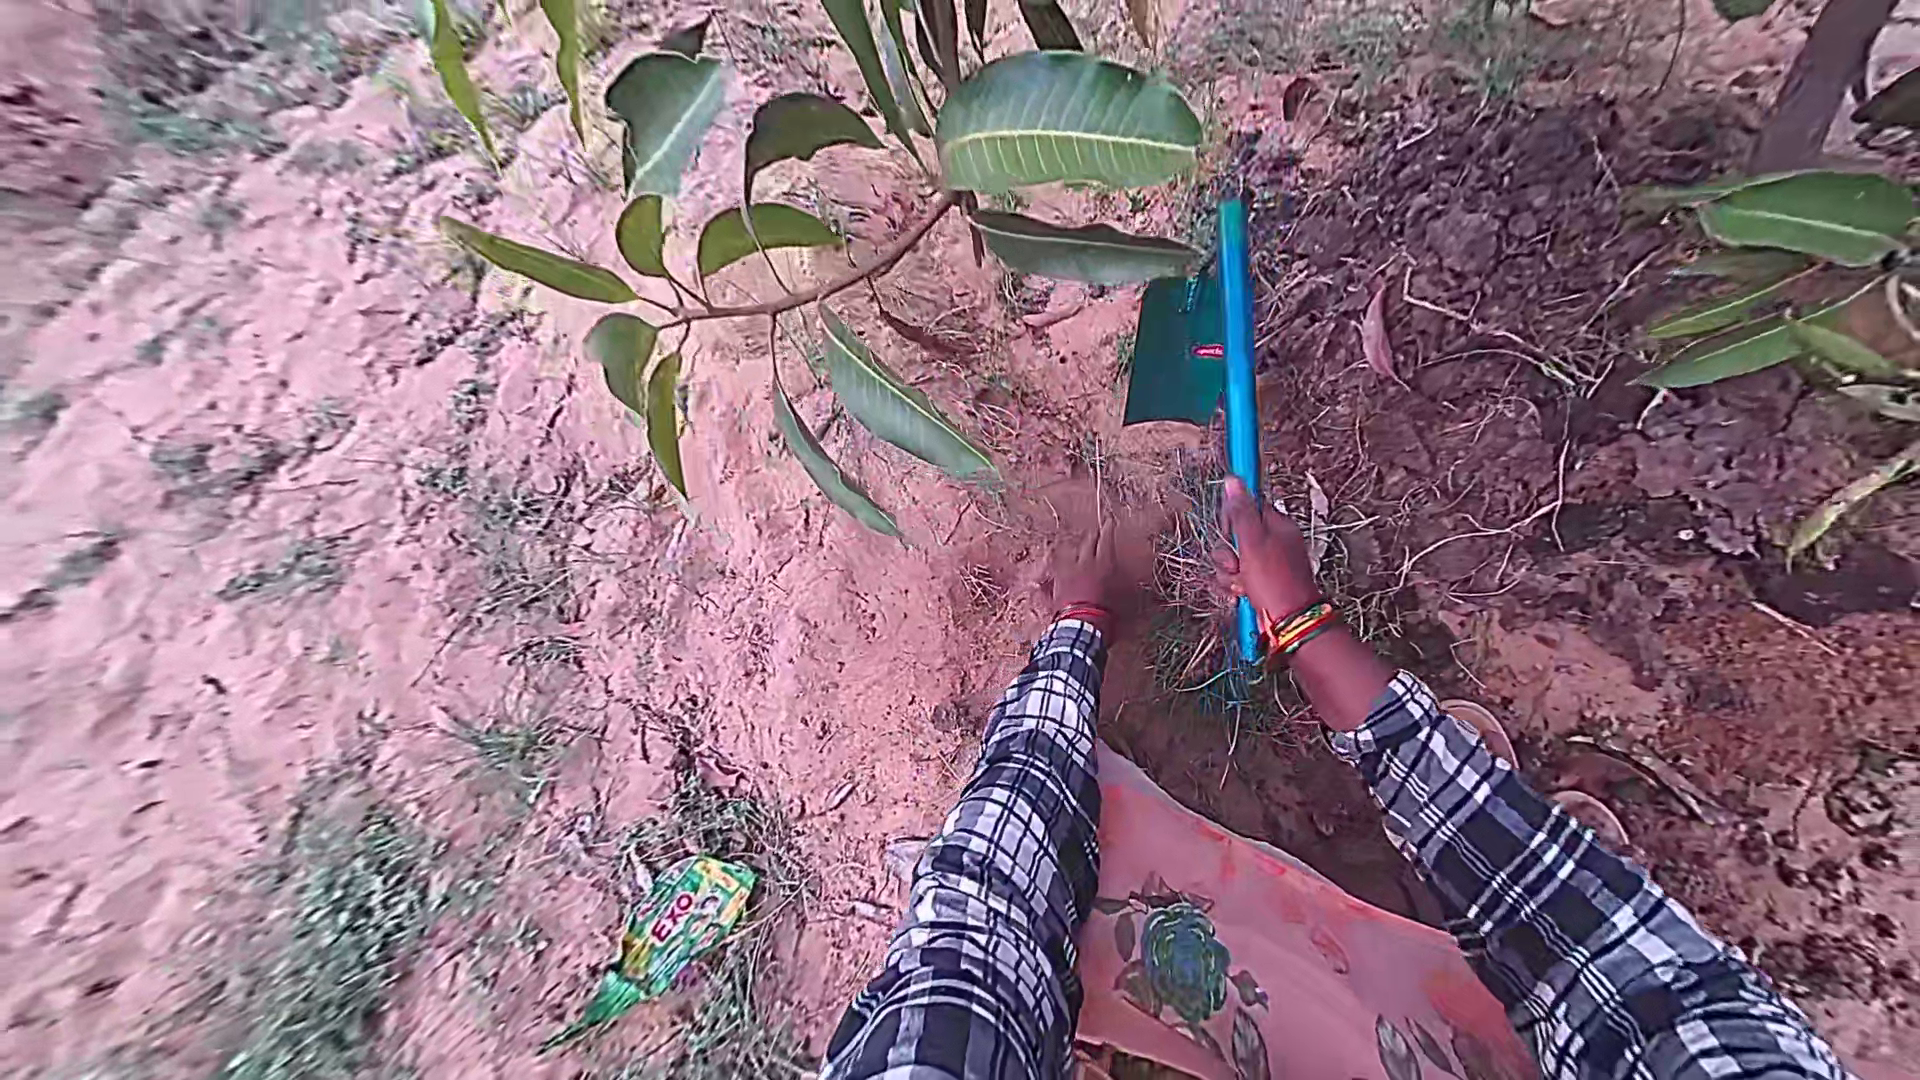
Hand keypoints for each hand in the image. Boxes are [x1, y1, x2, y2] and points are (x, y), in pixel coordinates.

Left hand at [1050, 516, 1119, 613]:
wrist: (1081, 623)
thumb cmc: (1108, 611)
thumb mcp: (1123, 594)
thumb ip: (1122, 578)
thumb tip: (1122, 572)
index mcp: (1104, 563)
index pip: (1106, 540)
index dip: (1108, 529)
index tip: (1109, 521)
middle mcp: (1085, 561)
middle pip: (1088, 541)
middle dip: (1093, 535)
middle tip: (1097, 531)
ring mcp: (1068, 569)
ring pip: (1071, 550)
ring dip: (1078, 547)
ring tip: (1080, 546)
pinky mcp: (1057, 579)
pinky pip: (1058, 564)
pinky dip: (1061, 561)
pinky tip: (1061, 561)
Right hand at [1214, 476, 1319, 622]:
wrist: (1288, 621)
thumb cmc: (1275, 580)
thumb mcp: (1253, 541)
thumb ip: (1240, 512)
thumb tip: (1233, 480)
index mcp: (1276, 527)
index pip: (1247, 508)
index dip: (1232, 519)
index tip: (1230, 531)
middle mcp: (1270, 543)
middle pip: (1233, 535)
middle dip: (1226, 551)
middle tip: (1237, 562)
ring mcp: (1262, 564)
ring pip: (1228, 558)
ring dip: (1227, 571)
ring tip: (1241, 581)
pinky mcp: (1255, 583)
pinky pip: (1231, 577)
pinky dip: (1230, 585)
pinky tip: (1240, 592)